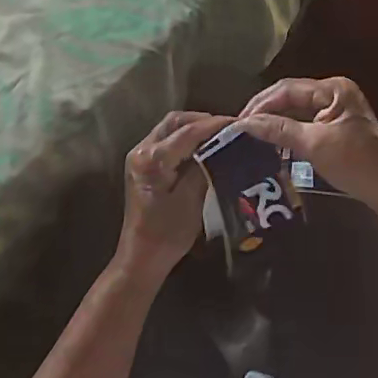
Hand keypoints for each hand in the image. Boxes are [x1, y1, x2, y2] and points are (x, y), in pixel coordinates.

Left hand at [115, 111, 232, 280]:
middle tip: (227, 127)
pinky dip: (185, 138)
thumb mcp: (190, 200)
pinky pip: (166, 140)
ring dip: (193, 128)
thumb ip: (203, 166)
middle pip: (174, 122)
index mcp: (152, 159)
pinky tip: (203, 147)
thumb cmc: (167, 233)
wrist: (142, 256)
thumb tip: (220, 144)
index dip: (214, 125)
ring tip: (218, 135)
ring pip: (170, 128)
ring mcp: (139, 156)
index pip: (187, 132)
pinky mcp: (143, 164)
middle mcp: (141, 150)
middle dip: (202, 121)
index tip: (238, 122)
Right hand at [232, 77, 377, 210]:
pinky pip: (304, 122)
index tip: (239, 121)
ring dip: (274, 121)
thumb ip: (278, 130)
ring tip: (250, 134)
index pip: (287, 89)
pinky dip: (287, 131)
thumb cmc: (356, 164)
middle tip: (241, 128)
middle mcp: (334, 92)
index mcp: (333, 88)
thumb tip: (244, 123)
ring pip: (295, 110)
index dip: (261, 104)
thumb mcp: (314, 145)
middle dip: (265, 111)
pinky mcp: (335, 126)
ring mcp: (336, 109)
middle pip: (290, 96)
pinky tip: (271, 140)